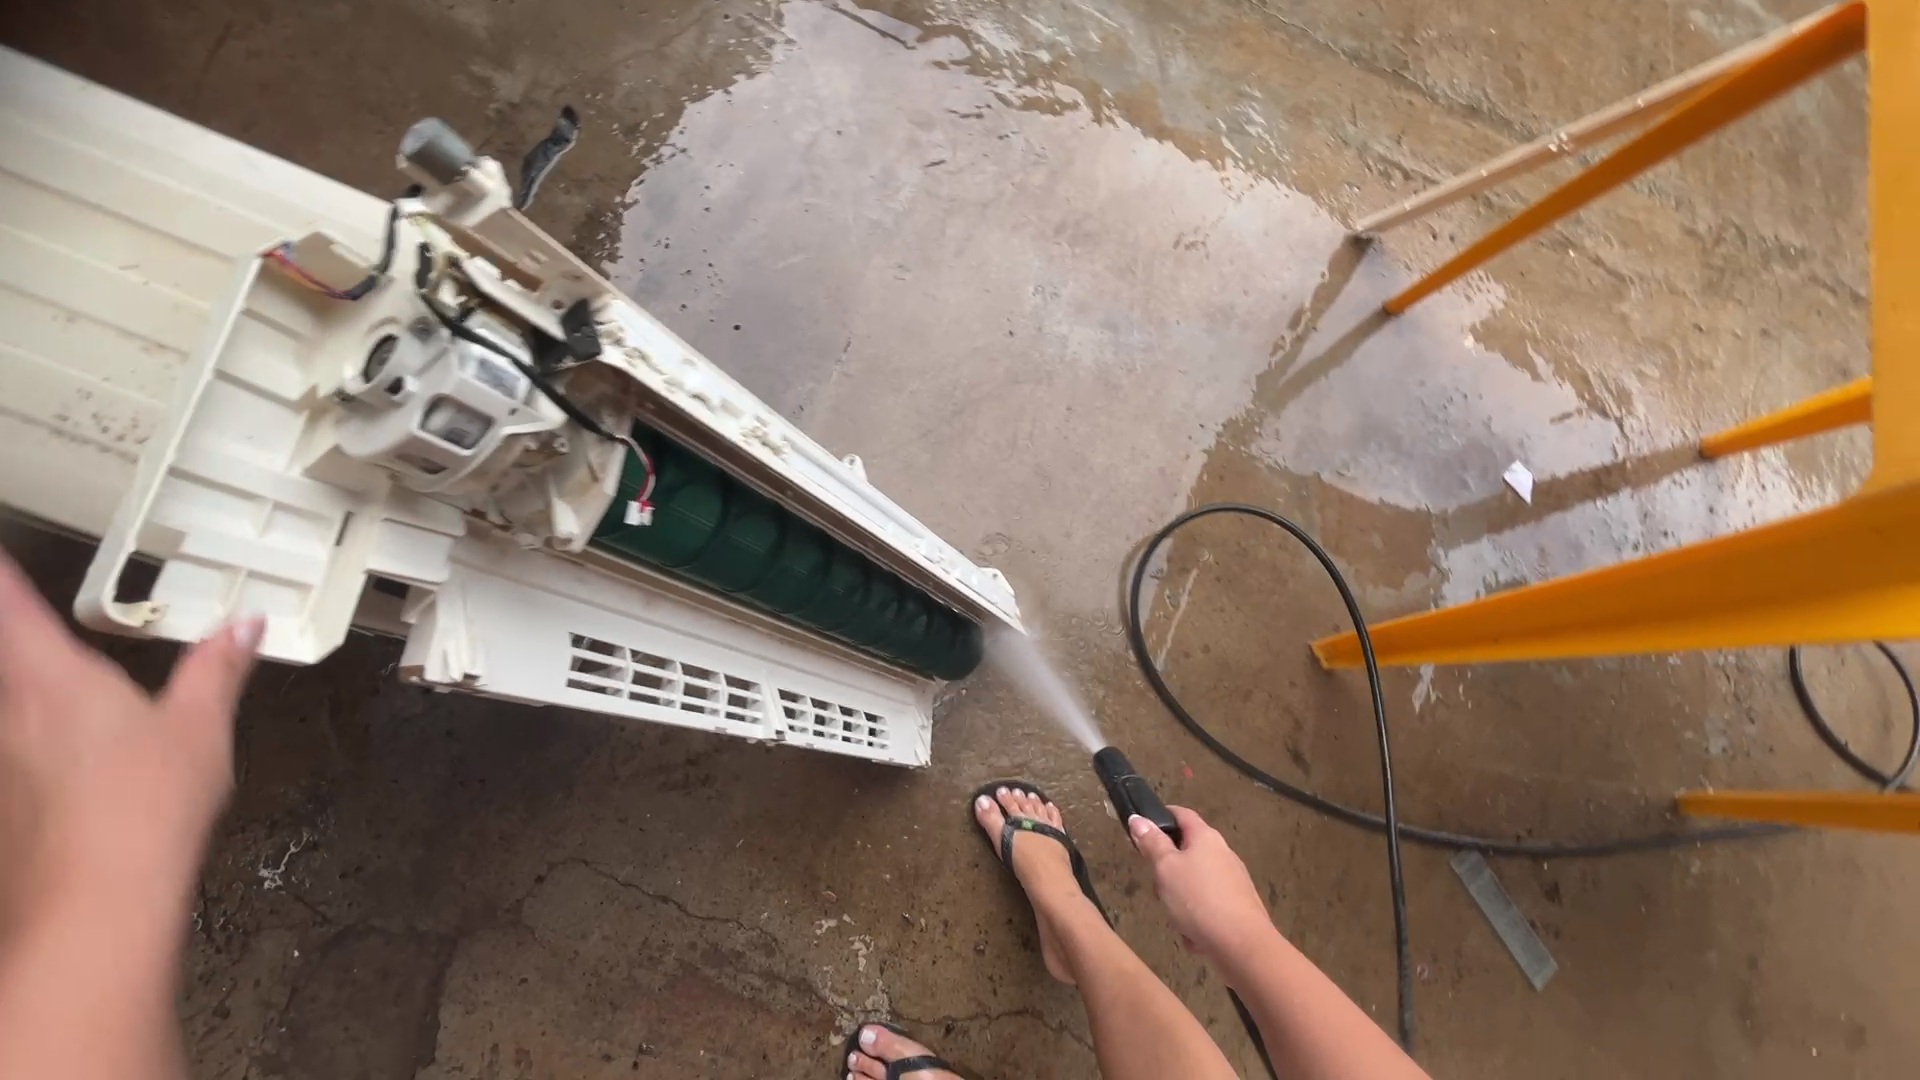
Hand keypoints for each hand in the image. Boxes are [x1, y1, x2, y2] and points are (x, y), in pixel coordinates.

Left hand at [0, 552, 261, 911]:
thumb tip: (245, 623)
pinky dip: (30, 725)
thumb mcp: (201, 726)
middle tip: (19, 606)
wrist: (95, 893)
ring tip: (54, 676)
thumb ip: (216, 669)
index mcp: (56, 682)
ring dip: (22, 681)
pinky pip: (11, 740)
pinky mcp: (1, 795)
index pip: (10, 611)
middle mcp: (7, 712)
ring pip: (4, 701)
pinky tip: (63, 745)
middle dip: (9, 631)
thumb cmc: (151, 798)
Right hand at [1129, 805, 1275, 958]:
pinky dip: (1198, 917)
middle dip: (1167, 869)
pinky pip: (1209, 905)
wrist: (1243, 946)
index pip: (1182, 814)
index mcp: (1205, 837)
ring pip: (1196, 881)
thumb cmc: (1199, 899)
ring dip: (1181, 897)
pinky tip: (1194, 936)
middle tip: (1157, 886)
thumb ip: (1151, 843)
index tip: (1143, 828)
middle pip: (1187, 852)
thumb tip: (1138, 818)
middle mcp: (1223, 853)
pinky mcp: (1240, 906)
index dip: (1162, 816)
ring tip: (1176, 917)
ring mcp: (1234, 881)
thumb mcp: (1165, 868)